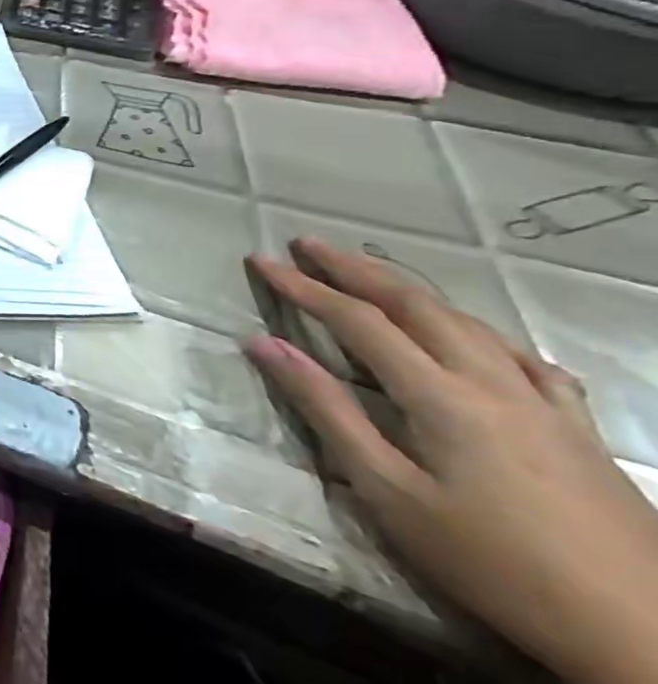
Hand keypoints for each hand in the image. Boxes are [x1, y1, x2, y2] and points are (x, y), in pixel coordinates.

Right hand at [247, 238, 657, 683]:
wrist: (643, 635)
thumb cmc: (490, 561)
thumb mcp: (387, 492)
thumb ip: (327, 411)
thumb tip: (264, 344)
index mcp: (442, 397)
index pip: (358, 322)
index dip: (304, 287)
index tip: (261, 261)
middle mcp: (494, 383)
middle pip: (417, 306)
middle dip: (356, 269)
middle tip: (308, 244)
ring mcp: (546, 405)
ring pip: (471, 324)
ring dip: (411, 292)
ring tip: (373, 278)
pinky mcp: (579, 431)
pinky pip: (527, 361)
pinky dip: (484, 335)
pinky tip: (483, 344)